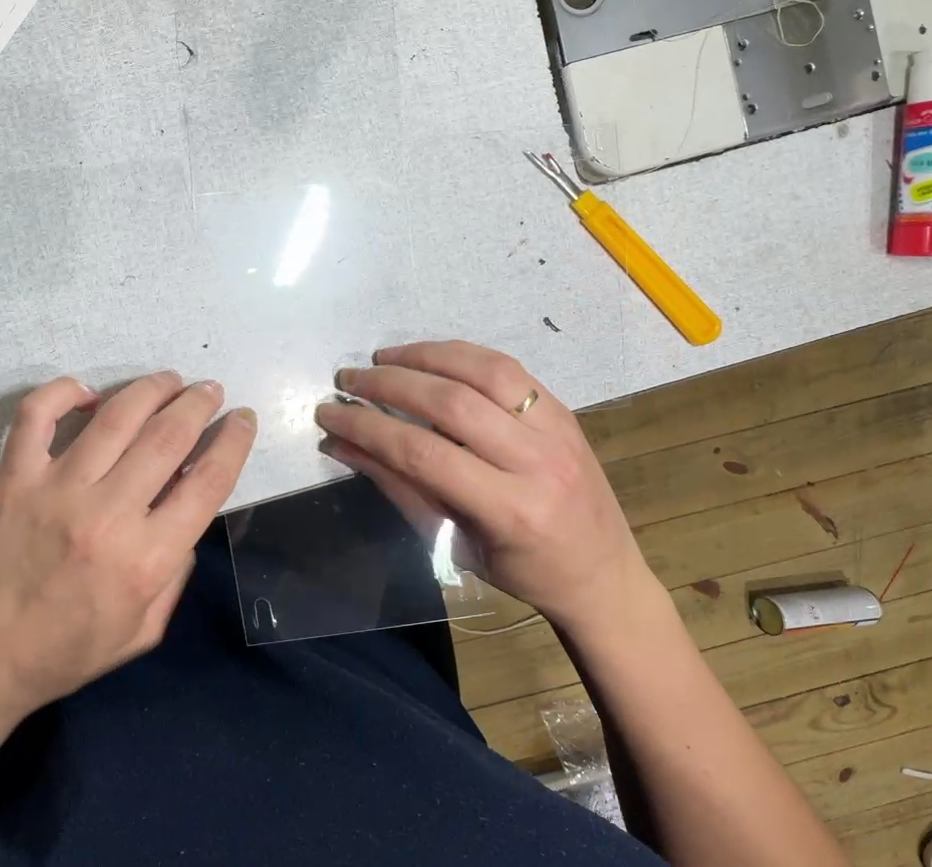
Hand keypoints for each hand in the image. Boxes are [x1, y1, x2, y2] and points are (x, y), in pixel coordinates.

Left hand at [0, 372, 257, 741]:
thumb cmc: (65, 655)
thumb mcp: (143, 633)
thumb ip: (175, 573)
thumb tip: (186, 516)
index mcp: (146, 560)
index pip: (208, 483)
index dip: (234, 442)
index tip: (243, 420)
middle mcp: (107, 514)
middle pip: (167, 437)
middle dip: (198, 404)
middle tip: (210, 390)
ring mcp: (56, 489)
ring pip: (115, 416)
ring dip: (150, 389)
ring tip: (168, 380)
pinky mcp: (13, 478)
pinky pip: (37, 415)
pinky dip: (63, 391)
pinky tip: (87, 391)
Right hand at [315, 341, 651, 630]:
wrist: (603, 575)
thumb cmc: (520, 571)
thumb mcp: (450, 541)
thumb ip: (397, 486)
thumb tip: (341, 445)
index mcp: (510, 509)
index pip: (423, 453)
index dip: (367, 428)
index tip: (328, 414)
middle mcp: (538, 462)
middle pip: (451, 403)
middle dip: (388, 385)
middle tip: (348, 380)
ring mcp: (558, 430)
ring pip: (484, 371)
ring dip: (424, 357)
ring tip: (382, 358)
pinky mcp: (565, 411)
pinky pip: (508, 368)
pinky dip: (460, 354)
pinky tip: (428, 357)